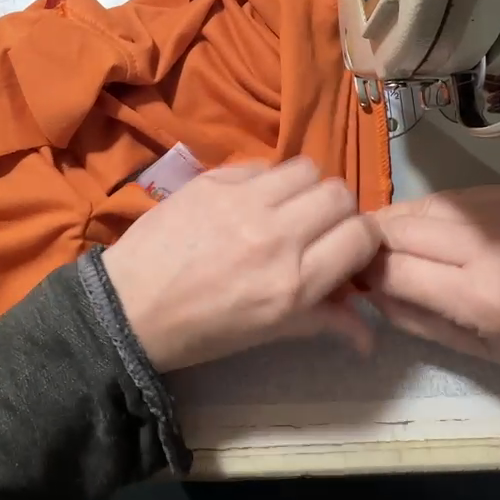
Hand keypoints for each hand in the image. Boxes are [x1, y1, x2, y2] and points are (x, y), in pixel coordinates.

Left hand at [103, 158, 380, 371]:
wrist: (130, 307)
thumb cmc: (201, 330)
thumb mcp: (267, 334)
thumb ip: (324, 322)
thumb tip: (370, 332)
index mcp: (293, 282)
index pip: (361, 235)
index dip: (364, 239)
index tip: (349, 249)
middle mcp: (276, 234)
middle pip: (340, 193)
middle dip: (339, 211)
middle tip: (319, 227)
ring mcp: (243, 200)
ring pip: (306, 168)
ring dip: (306, 188)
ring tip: (288, 207)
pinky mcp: (215, 178)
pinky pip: (263, 164)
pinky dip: (268, 180)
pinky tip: (251, 200)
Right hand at [361, 186, 499, 421]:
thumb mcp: (478, 353)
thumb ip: (414, 318)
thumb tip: (367, 289)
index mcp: (485, 292)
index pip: (393, 266)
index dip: (361, 272)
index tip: (349, 279)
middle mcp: (491, 239)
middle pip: (401, 225)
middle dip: (371, 241)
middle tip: (359, 258)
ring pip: (423, 203)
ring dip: (399, 223)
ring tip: (392, 245)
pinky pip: (453, 197)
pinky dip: (433, 214)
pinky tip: (436, 234)